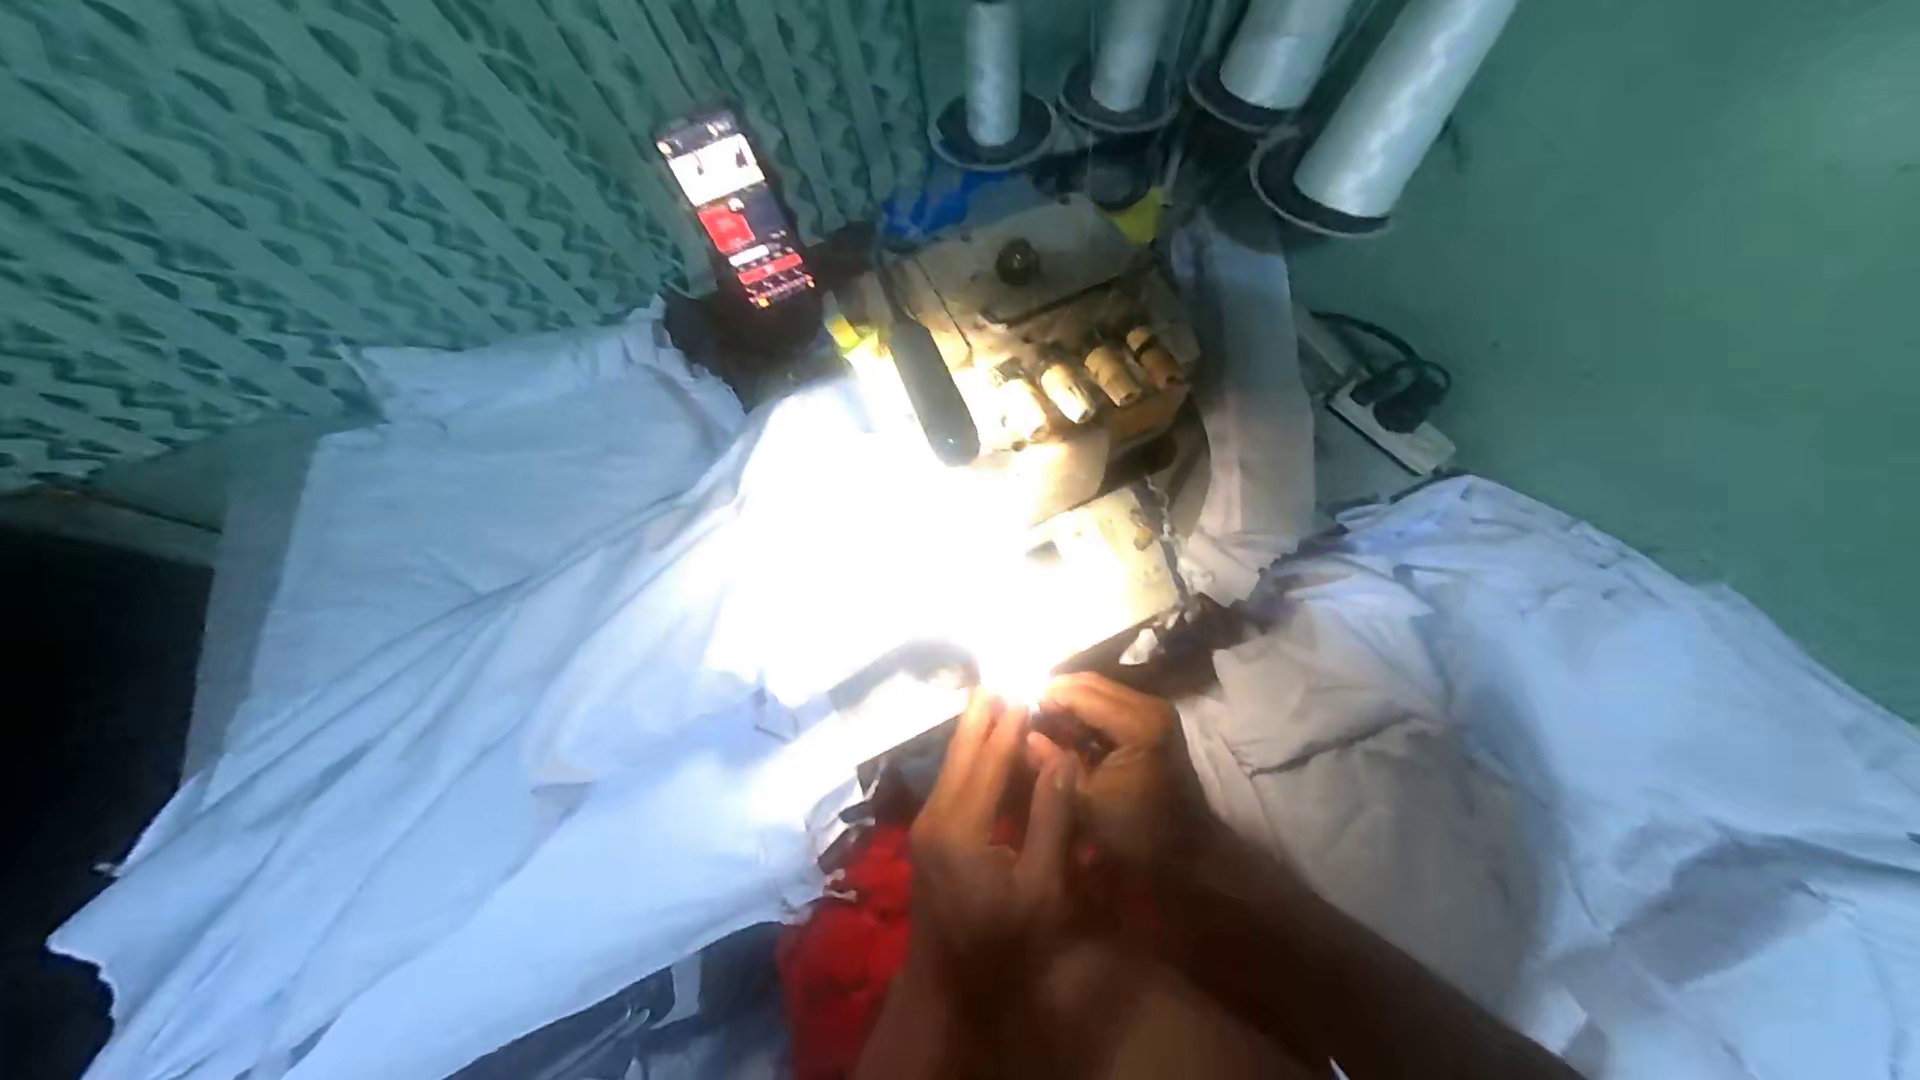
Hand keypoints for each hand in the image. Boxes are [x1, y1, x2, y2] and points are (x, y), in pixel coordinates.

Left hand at [909, 692, 1076, 992]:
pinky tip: (987, 745)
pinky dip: (971, 757)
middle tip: (997, 678)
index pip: (988, 762)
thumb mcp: (1041, 887)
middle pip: (961, 753)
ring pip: (952, 764)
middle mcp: (936, 816)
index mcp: (961, 828)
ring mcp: (927, 823)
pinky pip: (951, 781)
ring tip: (994, 700)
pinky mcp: (928, 830)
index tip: (1024, 692)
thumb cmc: (1003, 941)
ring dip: (974, 732)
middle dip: (980, 715)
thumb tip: (1061, 760)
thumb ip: (1051, 819)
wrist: (948, 982)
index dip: (1008, 726)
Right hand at [1029, 673, 1201, 868]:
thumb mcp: (1086, 803)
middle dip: (1056, 694)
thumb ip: (1053, 764)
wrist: (1187, 847)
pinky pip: (1110, 700)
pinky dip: (1085, 708)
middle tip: (1028, 713)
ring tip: (1043, 720)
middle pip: (1091, 683)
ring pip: (1099, 688)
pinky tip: (1067, 726)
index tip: (1019, 711)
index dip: (1048, 697)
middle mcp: (1150, 706)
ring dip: (1070, 699)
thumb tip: (1025, 736)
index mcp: (1138, 726)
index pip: (1083, 693)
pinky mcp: (1153, 717)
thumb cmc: (1136, 830)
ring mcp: (1155, 709)